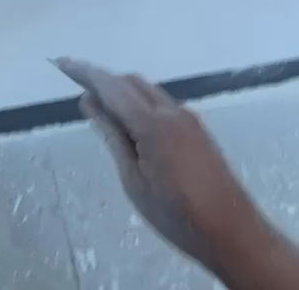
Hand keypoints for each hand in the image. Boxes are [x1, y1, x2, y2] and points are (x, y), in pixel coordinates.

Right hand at [54, 58, 260, 267]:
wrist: (236, 235)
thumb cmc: (177, 216)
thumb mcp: (133, 181)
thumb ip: (112, 136)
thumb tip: (89, 102)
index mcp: (152, 123)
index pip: (111, 86)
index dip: (84, 72)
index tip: (62, 63)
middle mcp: (171, 111)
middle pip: (129, 81)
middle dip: (102, 79)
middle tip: (78, 89)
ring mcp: (187, 118)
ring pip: (146, 89)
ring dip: (121, 90)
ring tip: (100, 107)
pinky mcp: (197, 129)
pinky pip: (160, 102)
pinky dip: (139, 102)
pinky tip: (131, 123)